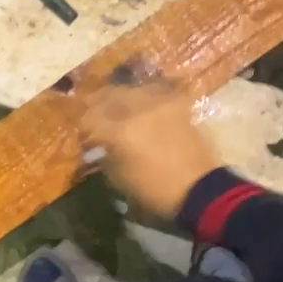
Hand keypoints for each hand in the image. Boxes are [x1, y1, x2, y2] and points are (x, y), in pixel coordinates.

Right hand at [79, 81, 222, 218]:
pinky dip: (141, 99)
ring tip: (115, 111)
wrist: (199, 190)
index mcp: (121, 131)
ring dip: (119, 99)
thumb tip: (99, 146)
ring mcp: (160, 103)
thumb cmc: (156, 191)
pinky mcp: (177, 104)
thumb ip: (106, 155)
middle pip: (108, 96)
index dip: (83, 129)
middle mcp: (138, 109)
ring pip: (131, 90)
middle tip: (93, 118)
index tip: (83, 139)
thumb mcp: (120, 178)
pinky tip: (139, 110)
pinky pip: (153, 93)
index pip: (90, 119)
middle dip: (97, 106)